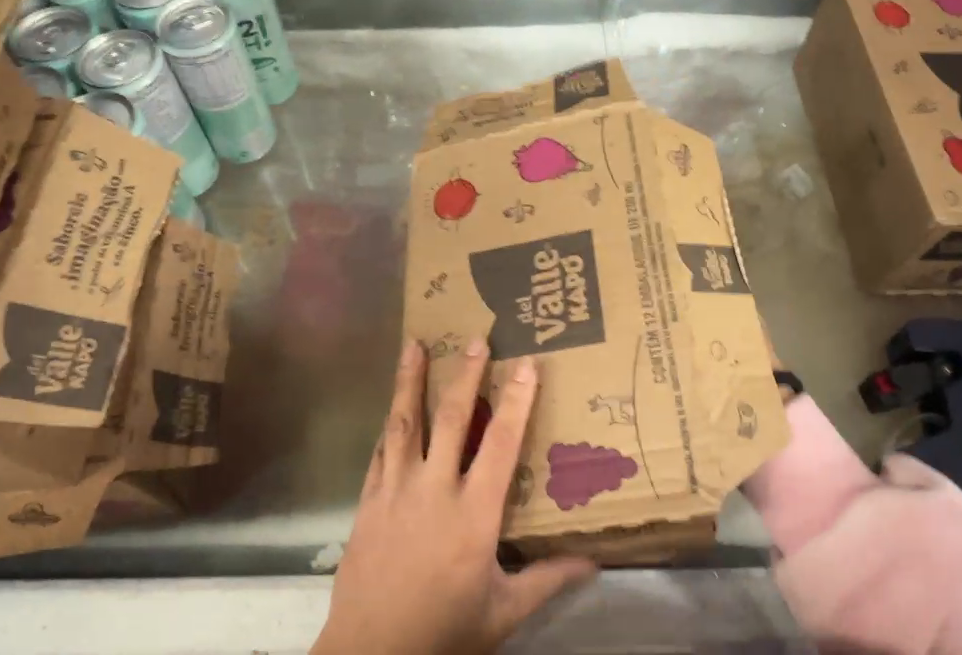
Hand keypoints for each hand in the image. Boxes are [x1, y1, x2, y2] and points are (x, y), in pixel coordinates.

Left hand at [313, 338, 597, 654]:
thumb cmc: (443, 632)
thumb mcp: (502, 613)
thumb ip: (546, 581)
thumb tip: (593, 562)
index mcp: (474, 514)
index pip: (501, 445)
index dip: (517, 402)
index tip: (526, 364)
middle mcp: (434, 490)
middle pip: (452, 420)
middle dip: (466, 376)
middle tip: (475, 337)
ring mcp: (395, 492)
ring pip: (406, 424)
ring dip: (411, 381)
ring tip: (413, 343)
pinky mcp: (367, 502)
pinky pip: (380, 451)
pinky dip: (389, 424)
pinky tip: (392, 407)